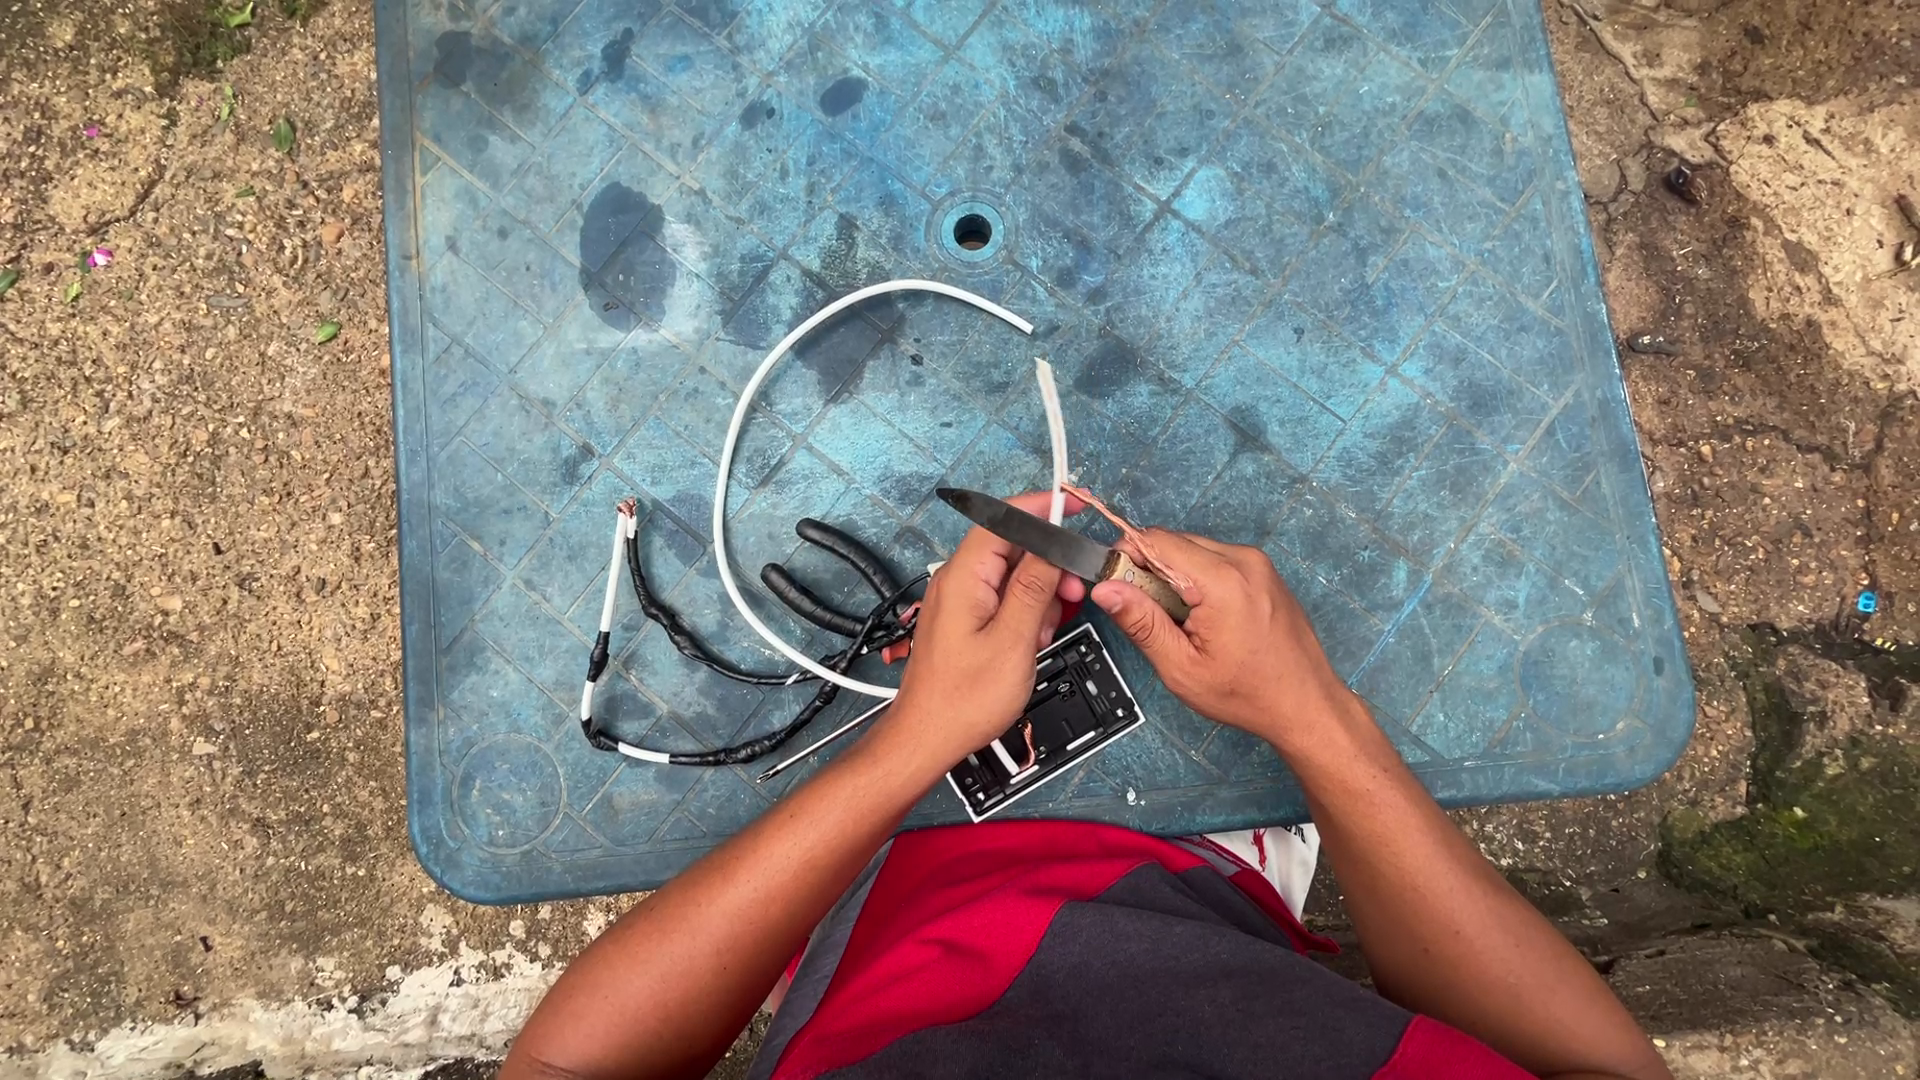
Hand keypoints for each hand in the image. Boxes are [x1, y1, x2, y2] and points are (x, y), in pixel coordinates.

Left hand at [881, 492, 1086, 769]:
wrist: (928, 738)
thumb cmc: (964, 699)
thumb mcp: (1013, 641)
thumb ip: (1034, 587)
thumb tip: (1051, 543)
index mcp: (964, 577)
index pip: (1002, 519)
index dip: (1039, 507)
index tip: (1073, 505)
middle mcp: (958, 580)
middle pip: (1012, 546)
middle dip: (1049, 565)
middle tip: (1074, 594)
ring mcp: (961, 600)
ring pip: (1014, 575)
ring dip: (1040, 596)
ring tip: (1042, 633)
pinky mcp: (967, 619)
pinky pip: (1005, 599)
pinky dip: (1026, 613)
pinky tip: (1031, 641)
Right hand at [1090, 530, 1356, 749]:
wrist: (1306, 704)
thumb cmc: (1246, 693)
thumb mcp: (1180, 667)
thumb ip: (1140, 622)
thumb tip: (1104, 589)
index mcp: (1222, 580)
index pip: (1156, 540)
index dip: (1127, 557)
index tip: (1117, 587)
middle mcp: (1243, 560)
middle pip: (1173, 542)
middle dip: (1149, 569)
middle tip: (1148, 613)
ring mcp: (1257, 563)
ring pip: (1193, 549)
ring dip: (1173, 575)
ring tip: (1179, 619)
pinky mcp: (1262, 571)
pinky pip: (1215, 558)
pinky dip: (1197, 578)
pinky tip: (1202, 615)